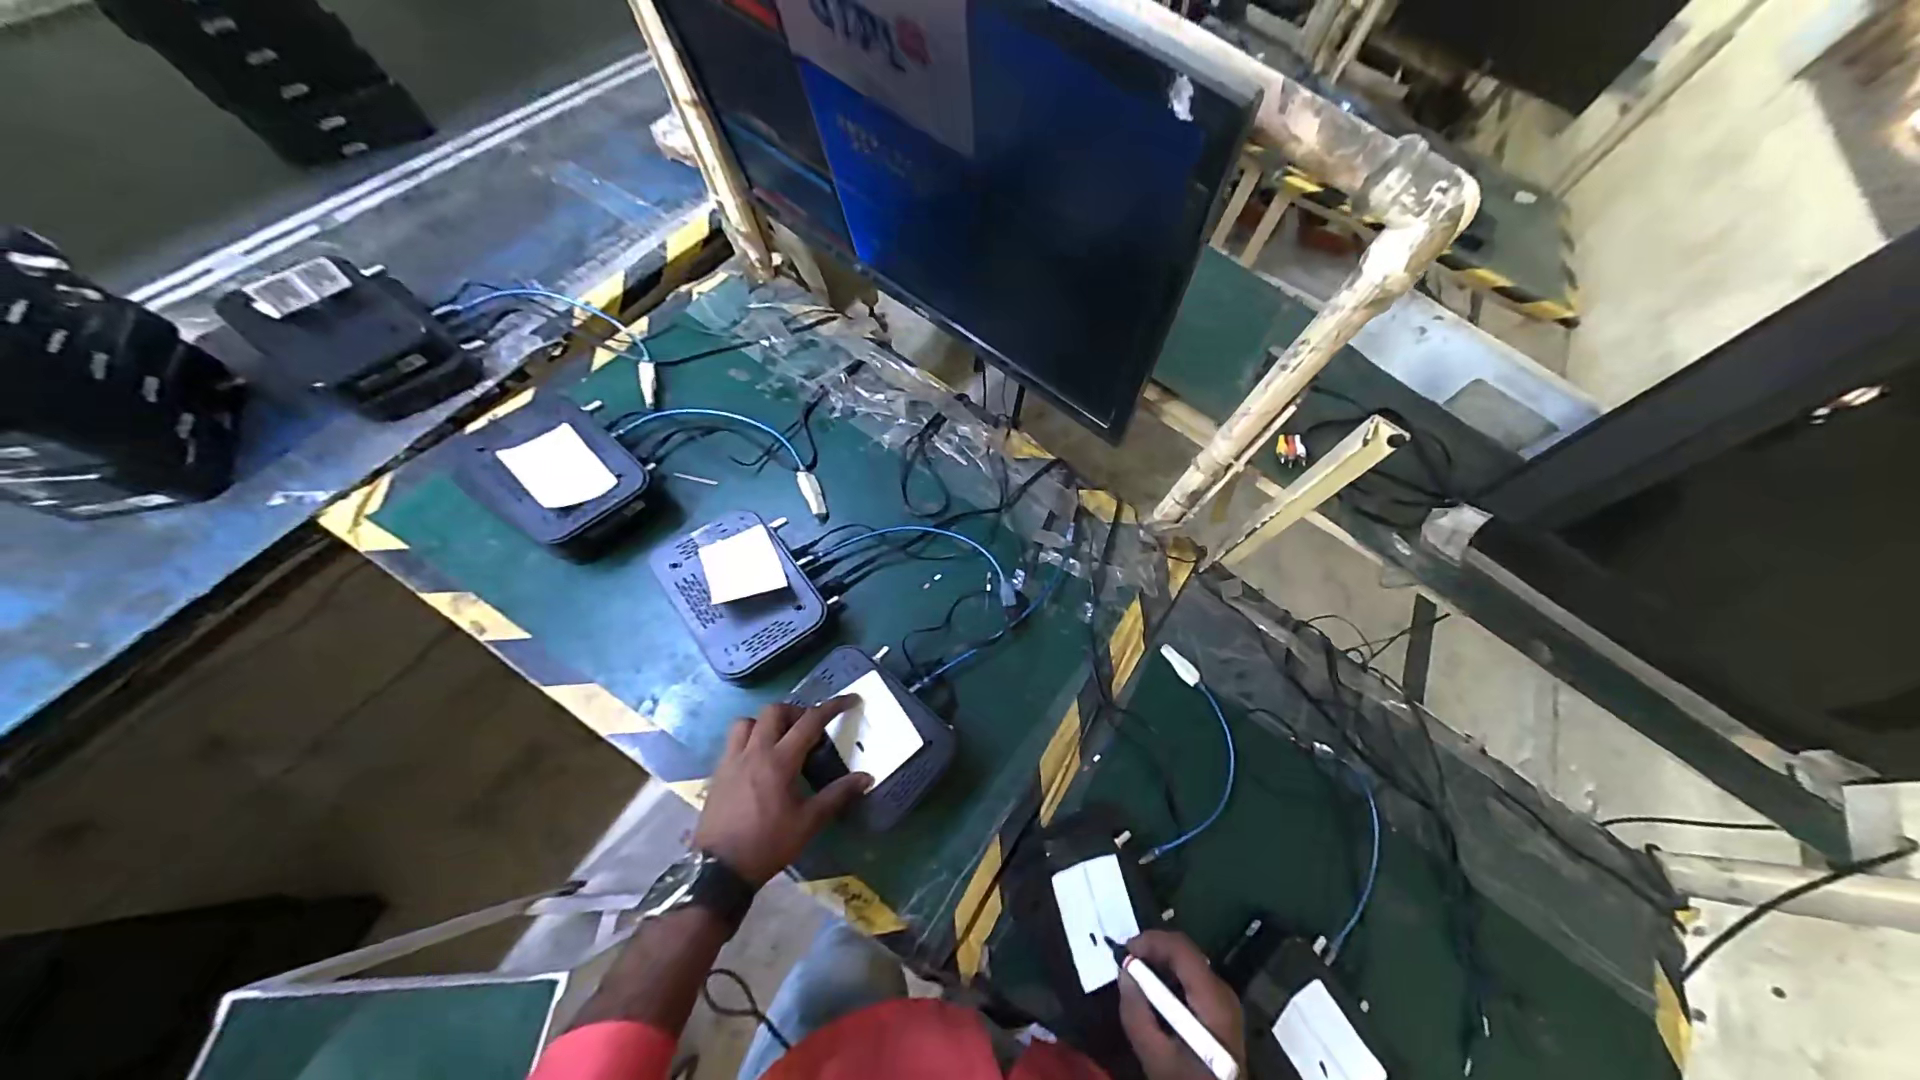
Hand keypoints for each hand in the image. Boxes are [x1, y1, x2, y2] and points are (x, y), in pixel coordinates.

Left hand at [692, 698, 872, 885]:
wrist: (719, 870)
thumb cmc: (768, 844)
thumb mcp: (809, 822)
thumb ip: (838, 795)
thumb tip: (866, 778)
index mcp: (779, 761)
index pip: (809, 721)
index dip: (832, 707)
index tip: (850, 700)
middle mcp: (754, 752)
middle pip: (775, 712)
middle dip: (796, 712)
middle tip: (810, 729)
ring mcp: (732, 760)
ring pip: (748, 722)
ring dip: (767, 723)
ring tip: (781, 740)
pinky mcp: (718, 773)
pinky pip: (733, 741)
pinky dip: (750, 739)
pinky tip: (759, 761)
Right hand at [1118, 930, 1245, 1079]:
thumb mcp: (1156, 1059)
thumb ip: (1136, 1014)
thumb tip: (1124, 972)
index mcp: (1213, 1001)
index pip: (1181, 949)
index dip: (1150, 941)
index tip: (1124, 952)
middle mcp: (1223, 992)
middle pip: (1185, 952)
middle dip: (1152, 950)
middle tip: (1125, 964)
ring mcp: (1224, 1001)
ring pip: (1187, 962)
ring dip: (1158, 962)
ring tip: (1135, 977)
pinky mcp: (1221, 1010)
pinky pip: (1191, 978)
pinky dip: (1168, 976)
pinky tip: (1153, 993)